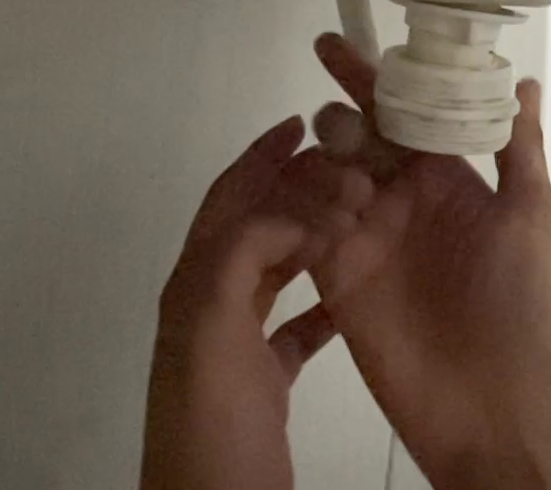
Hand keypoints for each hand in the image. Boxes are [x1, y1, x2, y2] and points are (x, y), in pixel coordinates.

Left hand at [141, 116, 373, 489]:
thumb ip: (240, 258)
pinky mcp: (262, 378)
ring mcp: (236, 341)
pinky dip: (322, 296)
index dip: (260, 157)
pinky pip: (294, 320)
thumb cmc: (211, 423)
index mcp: (196, 282)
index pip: (229, 198)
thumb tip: (289, 211)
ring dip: (311, 233)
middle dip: (294, 187)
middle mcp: (211, 301)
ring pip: (277, 265)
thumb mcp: (212, 329)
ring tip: (354, 211)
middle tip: (346, 168)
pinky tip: (351, 288)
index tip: (300, 126)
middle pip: (255, 222)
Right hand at [309, 35, 550, 489]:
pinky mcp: (337, 273)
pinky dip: (301, 201)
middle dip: (344, 110)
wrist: (499, 409)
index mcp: (446, 178)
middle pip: (359, 135)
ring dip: (328, 155)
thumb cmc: (526, 306)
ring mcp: (366, 233)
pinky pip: (307, 223)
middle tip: (335, 105)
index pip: (402, 113)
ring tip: (342, 163)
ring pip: (328, 171)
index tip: (336, 46)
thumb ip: (517, 147)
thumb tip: (522, 80)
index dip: (372, 78)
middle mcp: (401, 197)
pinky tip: (305, 191)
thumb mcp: (533, 215)